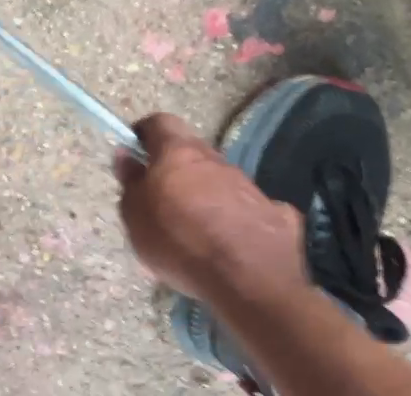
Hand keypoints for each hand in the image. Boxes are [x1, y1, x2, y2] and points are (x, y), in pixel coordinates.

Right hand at [116, 113, 310, 307]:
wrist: (252, 287)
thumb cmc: (179, 243)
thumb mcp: (134, 213)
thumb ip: (130, 181)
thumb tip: (127, 156)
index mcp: (178, 154)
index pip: (161, 122)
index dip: (147, 133)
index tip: (138, 154)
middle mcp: (218, 162)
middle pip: (194, 151)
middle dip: (179, 166)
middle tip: (164, 196)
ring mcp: (254, 189)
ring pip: (224, 179)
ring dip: (211, 193)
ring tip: (200, 226)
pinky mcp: (283, 218)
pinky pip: (257, 208)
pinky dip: (245, 217)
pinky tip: (240, 240)